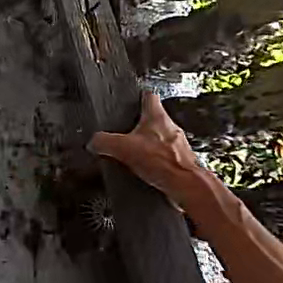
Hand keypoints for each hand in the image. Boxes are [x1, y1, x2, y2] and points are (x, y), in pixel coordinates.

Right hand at [88, 91, 211, 204]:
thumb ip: (104, 142)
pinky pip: (167, 158)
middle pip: (155, 118)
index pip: (149, 96)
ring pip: (162, 139)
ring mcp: (178, 145)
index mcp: (157, 116)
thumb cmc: (163, 162)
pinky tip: (146, 172)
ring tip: (135, 155)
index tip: (133, 99)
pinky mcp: (182, 163)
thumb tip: (94, 142)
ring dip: (150, 145)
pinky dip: (157, 163)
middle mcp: (171, 127)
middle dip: (141, 125)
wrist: (188, 186)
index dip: (139, 96)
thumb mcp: (123, 148)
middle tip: (127, 132)